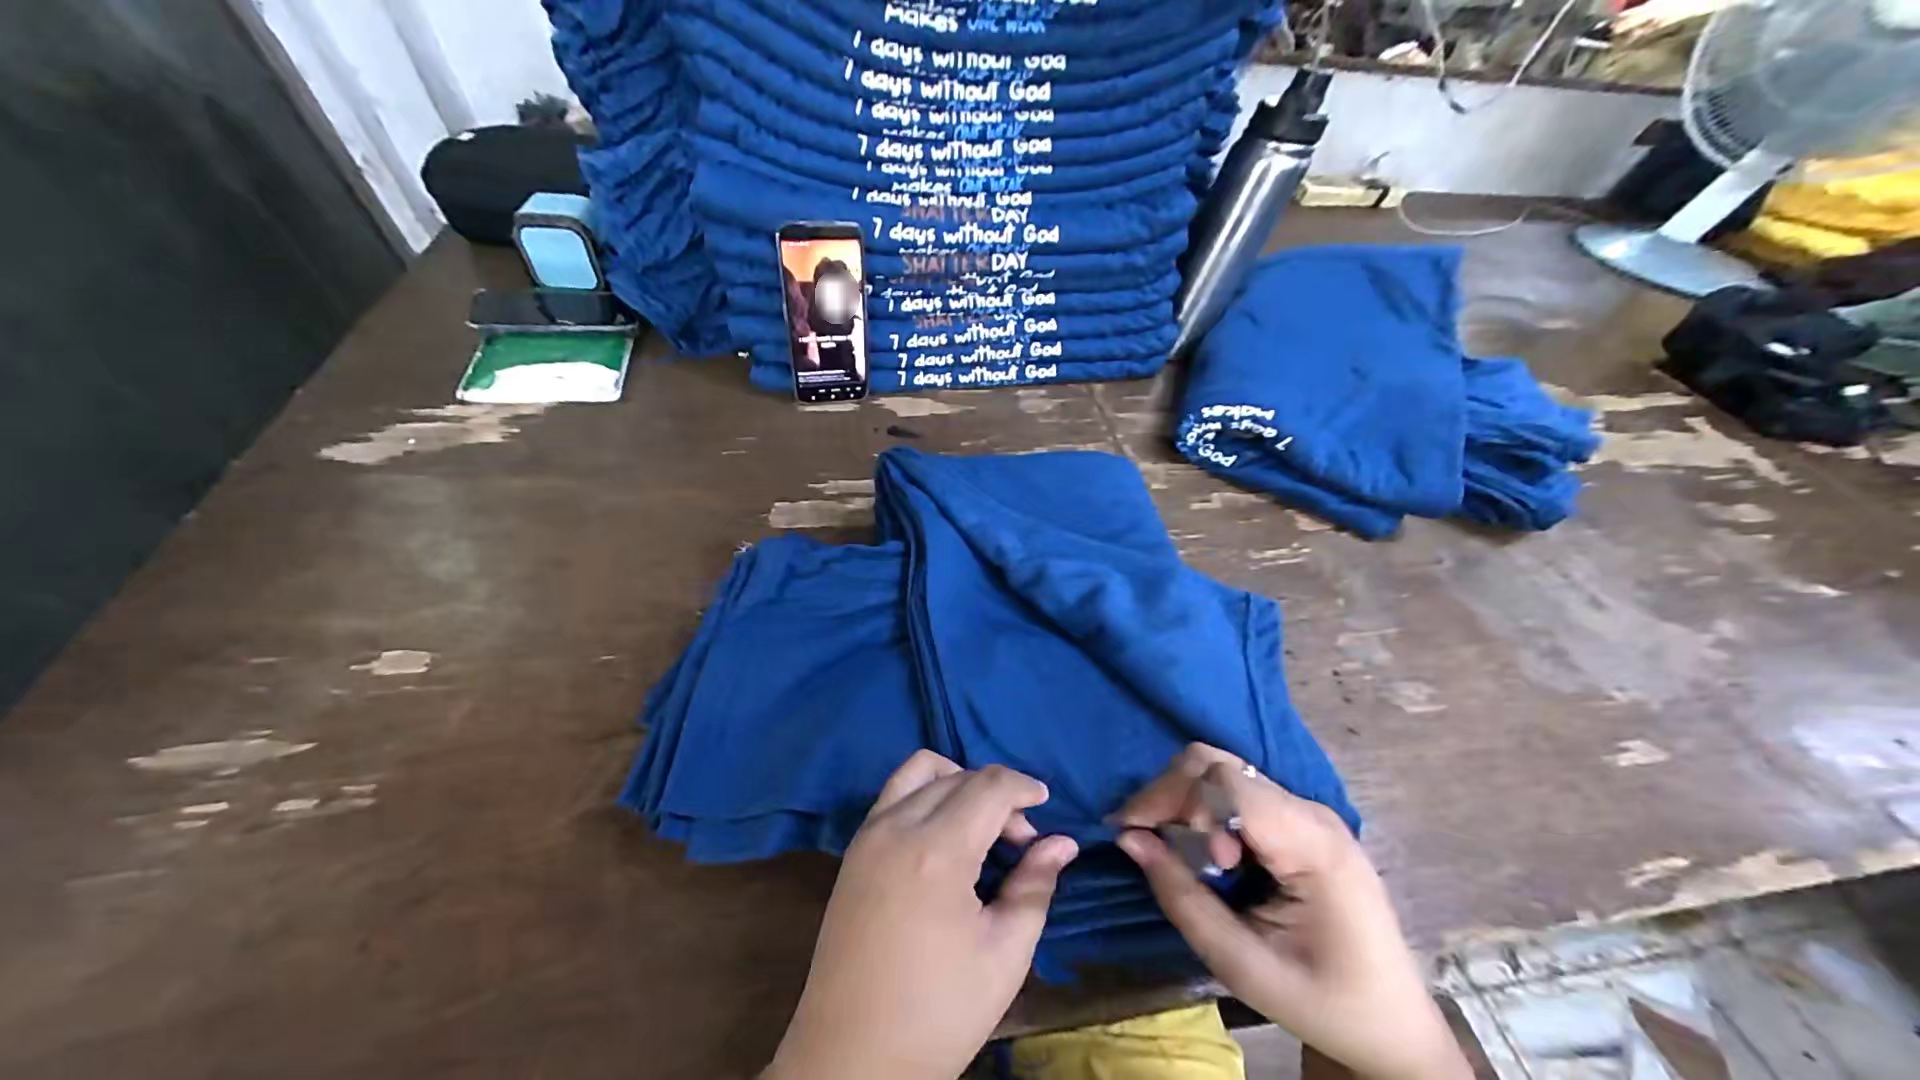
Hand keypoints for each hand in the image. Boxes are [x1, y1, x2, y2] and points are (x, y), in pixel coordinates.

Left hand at [766, 750, 1078, 1079]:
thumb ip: (1035, 886)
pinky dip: (926, 793)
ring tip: (981, 824)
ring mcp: (868, 835)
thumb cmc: (938, 1012)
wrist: (851, 1057)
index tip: (1047, 804)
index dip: (1023, 787)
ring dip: (957, 781)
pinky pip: (893, 794)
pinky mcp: (853, 850)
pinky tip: (944, 835)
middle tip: (1021, 840)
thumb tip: (1061, 843)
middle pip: (956, 776)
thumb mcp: (1004, 954)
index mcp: (936, 850)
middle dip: (997, 793)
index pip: (988, 786)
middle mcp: (896, 827)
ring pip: (918, 772)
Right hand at [1116, 744, 1471, 1079]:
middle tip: (1142, 837)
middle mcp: (1310, 811)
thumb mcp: (1243, 965)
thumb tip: (1128, 838)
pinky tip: (1199, 849)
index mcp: (1311, 844)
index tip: (1139, 837)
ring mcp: (1307, 812)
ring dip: (1183, 800)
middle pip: (1218, 765)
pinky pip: (1236, 792)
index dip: (1173, 799)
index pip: (1224, 781)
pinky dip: (1202, 809)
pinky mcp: (1299, 821)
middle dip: (1169, 794)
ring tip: (1169, 848)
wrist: (1394, 1027)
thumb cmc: (1324, 1004)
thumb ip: (1183, 898)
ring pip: (1222, 771)